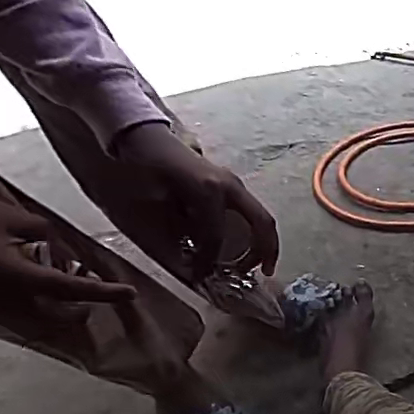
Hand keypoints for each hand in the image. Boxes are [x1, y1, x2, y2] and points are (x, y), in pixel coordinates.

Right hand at [0, 170, 137, 320]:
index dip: (101, 293)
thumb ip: (49, 244)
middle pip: (45, 320)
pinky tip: (9, 287)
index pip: (64, 290)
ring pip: (17, 322)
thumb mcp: (18, 219)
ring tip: (50, 288)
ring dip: (41, 310)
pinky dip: (9, 305)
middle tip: (89, 298)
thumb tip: (70, 264)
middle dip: (73, 313)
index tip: (129, 294)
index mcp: (1, 270)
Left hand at [115, 122, 279, 277]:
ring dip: (264, 242)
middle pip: (262, 222)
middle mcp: (230, 186)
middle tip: (266, 273)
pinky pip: (252, 212)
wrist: (147, 136)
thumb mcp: (153, 200)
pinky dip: (256, 232)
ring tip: (256, 263)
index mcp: (209, 190)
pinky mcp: (232, 186)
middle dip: (267, 250)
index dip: (210, 259)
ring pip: (262, 217)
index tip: (201, 276)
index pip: (217, 234)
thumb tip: (189, 262)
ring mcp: (234, 184)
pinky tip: (247, 245)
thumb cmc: (147, 165)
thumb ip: (175, 231)